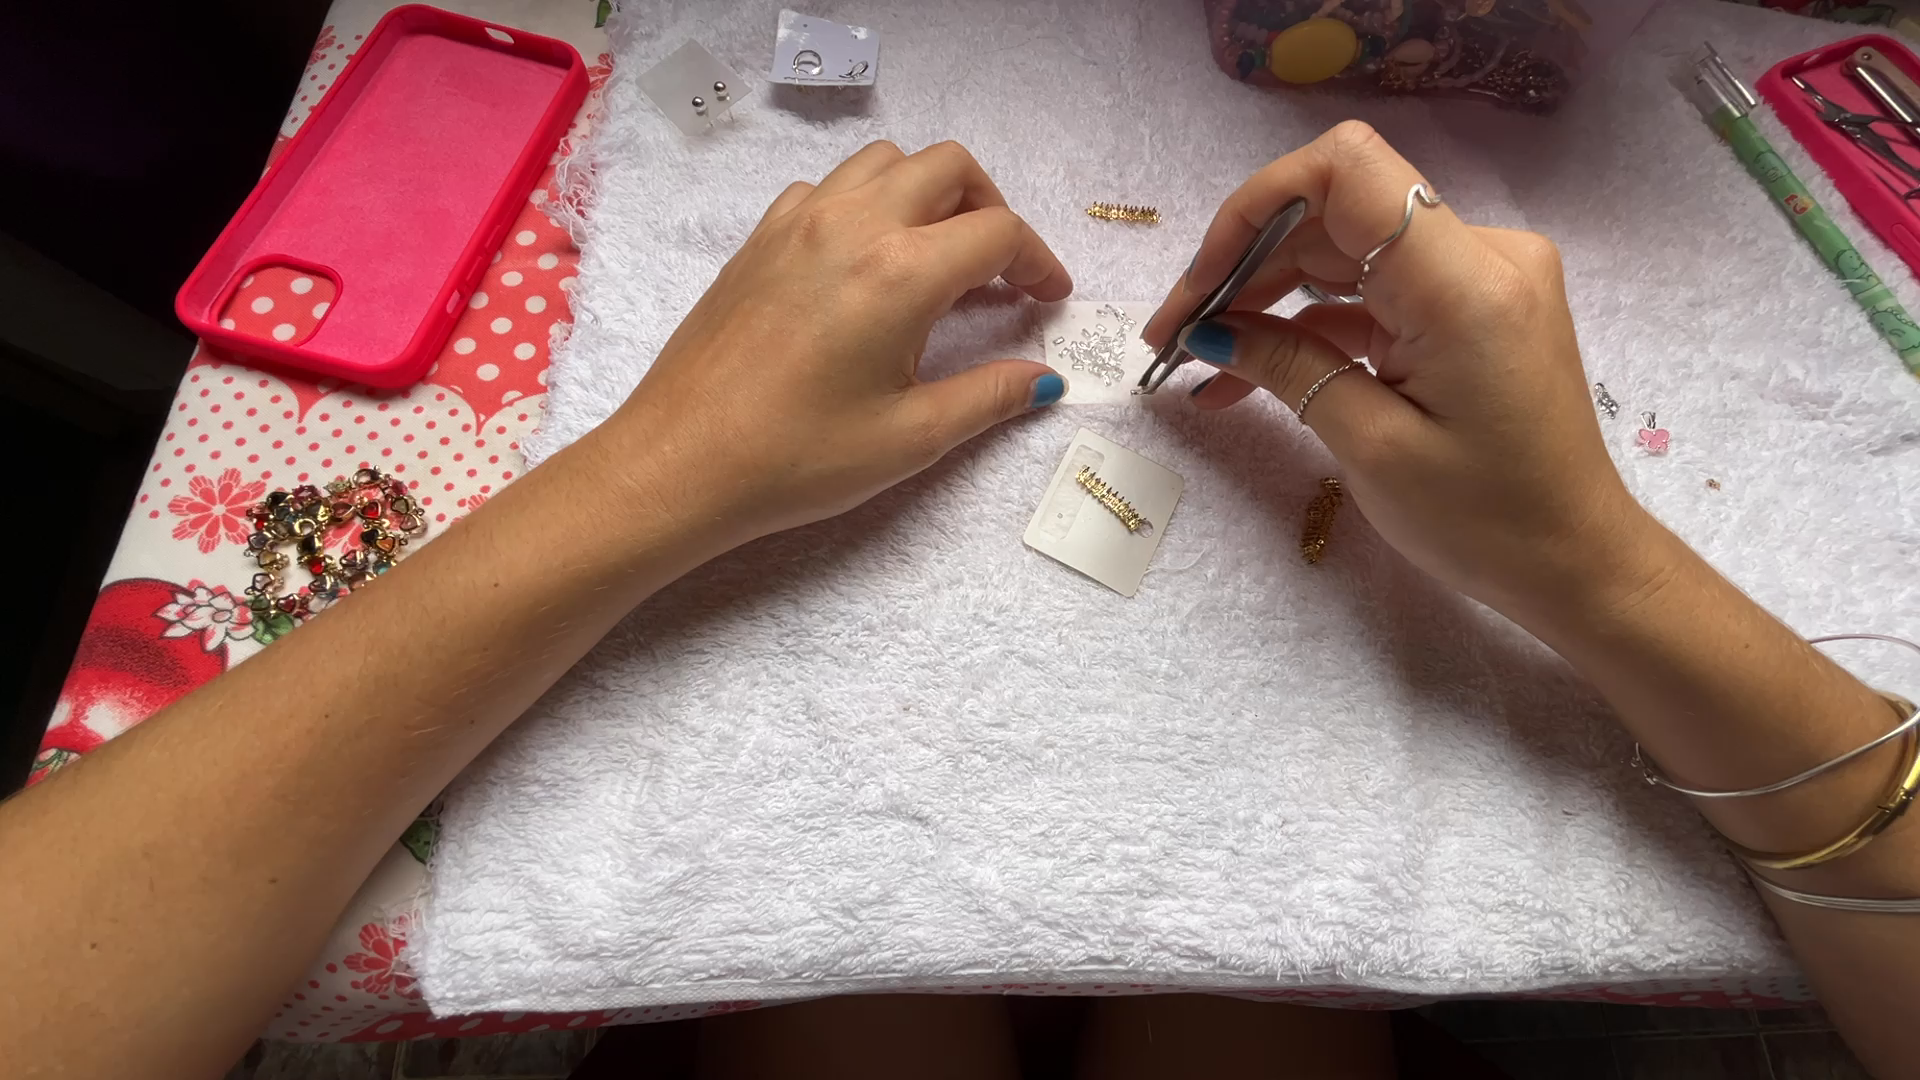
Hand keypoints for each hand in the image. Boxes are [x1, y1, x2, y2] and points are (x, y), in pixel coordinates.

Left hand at [604, 140, 1071, 544]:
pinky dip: (870, 204)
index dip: (1038, 262)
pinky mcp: (760, 237)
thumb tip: (1045, 379)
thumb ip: (990, 397)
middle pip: (948, 168)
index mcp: (899, 272)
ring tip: (940, 258)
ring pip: (886, 164)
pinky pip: (831, 188)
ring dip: (931, 195)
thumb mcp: (910, 438)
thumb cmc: (799, 460)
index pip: (997, 233)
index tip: (1051, 297)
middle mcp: (852, 224)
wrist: (681, 463)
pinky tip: (867, 262)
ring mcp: (797, 221)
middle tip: (1002, 271)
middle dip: (992, 209)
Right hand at [1144, 122, 1653, 621]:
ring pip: (1337, 256)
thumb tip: (1207, 332)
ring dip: (1260, 301)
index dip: (1255, 206)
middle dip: (1239, 268)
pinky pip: (1362, 298)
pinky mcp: (1457, 309)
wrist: (1570, 558)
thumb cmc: (1481, 519)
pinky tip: (1245, 375)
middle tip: (1171, 339)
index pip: (1345, 173)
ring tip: (1195, 361)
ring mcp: (1469, 278)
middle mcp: (1476, 254)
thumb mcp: (1369, 445)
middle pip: (1329, 217)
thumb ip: (1289, 368)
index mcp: (1463, 281)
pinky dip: (1299, 328)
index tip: (1199, 284)